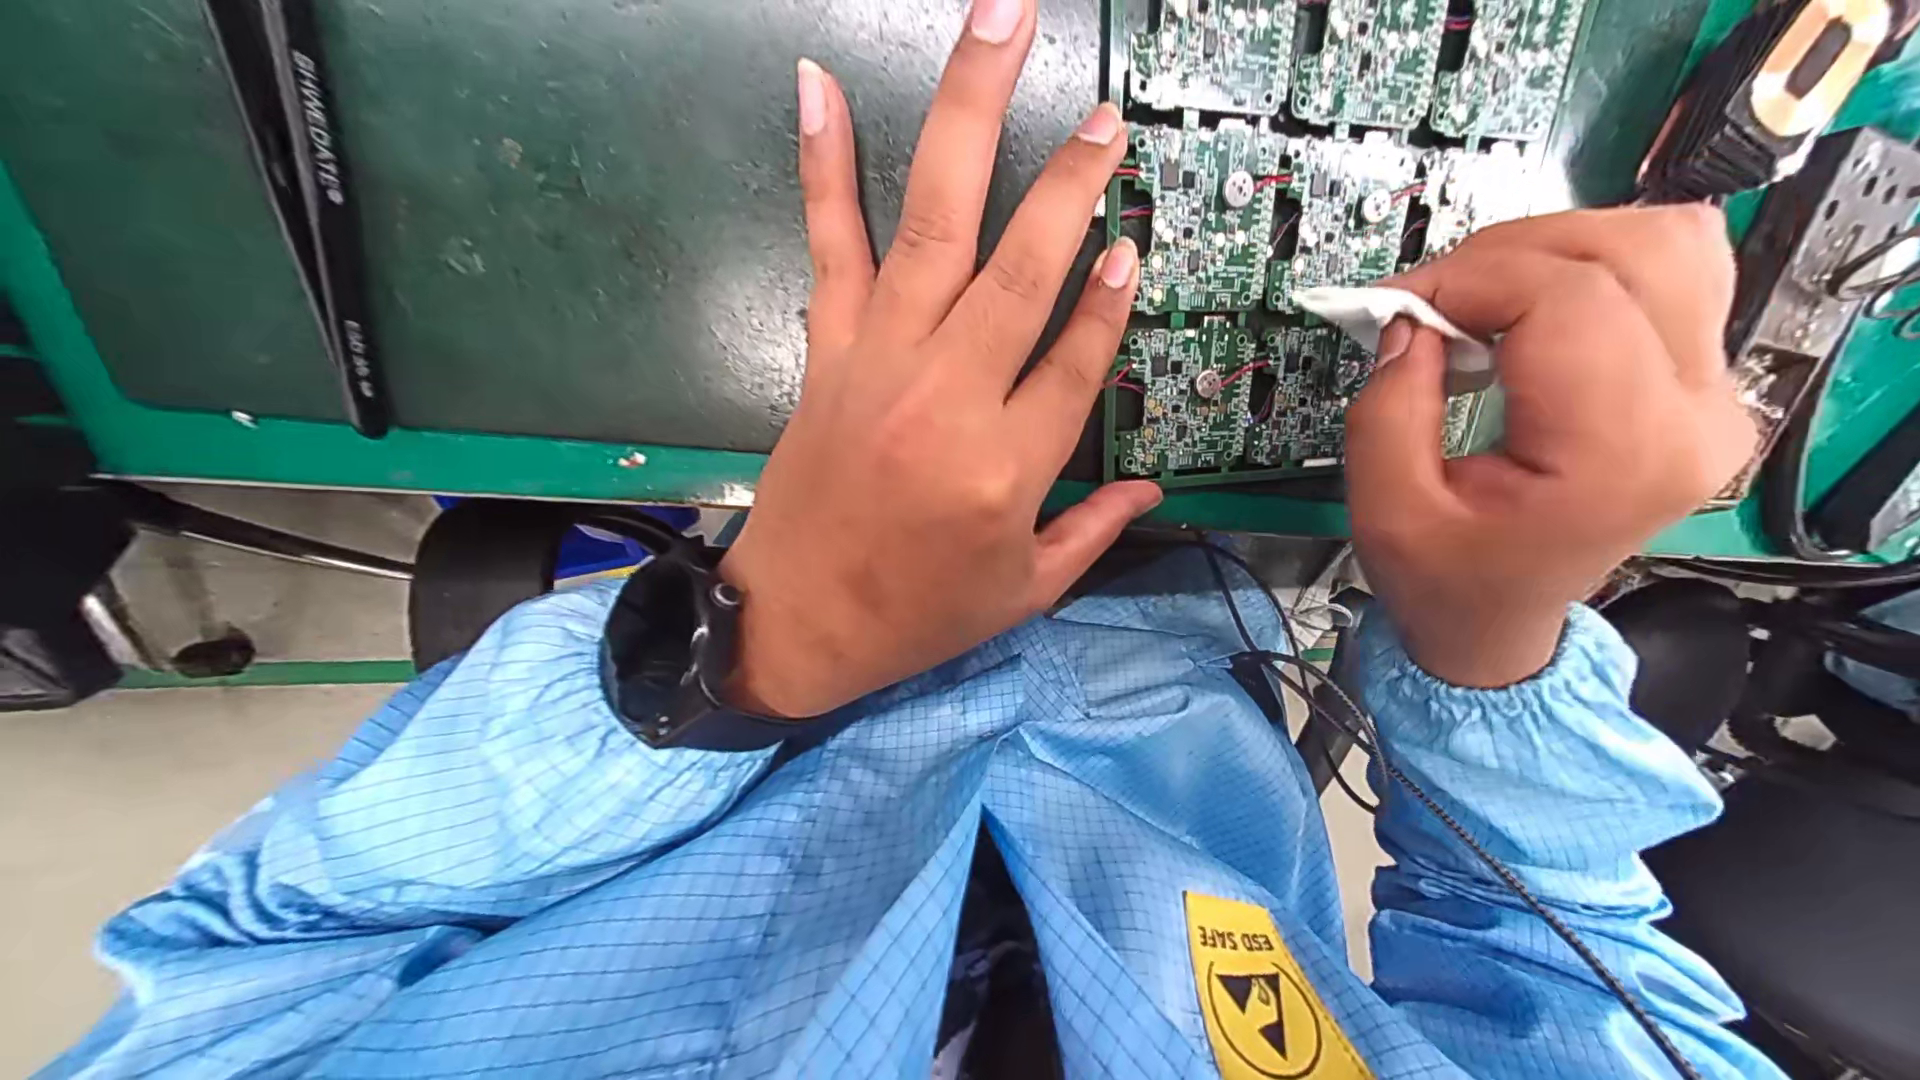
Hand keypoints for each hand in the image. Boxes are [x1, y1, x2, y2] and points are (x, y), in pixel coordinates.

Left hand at [716, 2, 1161, 717]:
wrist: (799, 624)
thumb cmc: (918, 617)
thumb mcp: (1023, 593)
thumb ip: (1094, 533)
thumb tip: (1153, 489)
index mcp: (1012, 467)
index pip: (1080, 361)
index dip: (1109, 303)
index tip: (1130, 245)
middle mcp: (951, 398)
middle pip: (1022, 271)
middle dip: (1069, 186)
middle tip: (1102, 120)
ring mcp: (881, 364)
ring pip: (936, 226)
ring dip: (969, 118)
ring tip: (1001, 23)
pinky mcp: (827, 355)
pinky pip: (830, 249)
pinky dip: (824, 166)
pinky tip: (820, 86)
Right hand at [1343, 206, 1756, 686]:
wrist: (1495, 623)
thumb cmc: (1441, 581)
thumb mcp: (1383, 510)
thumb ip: (1387, 411)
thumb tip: (1406, 326)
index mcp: (1617, 453)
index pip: (1569, 300)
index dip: (1468, 280)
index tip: (1391, 307)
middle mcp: (1692, 415)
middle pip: (1639, 249)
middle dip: (1508, 253)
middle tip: (1426, 299)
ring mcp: (1709, 398)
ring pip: (1667, 245)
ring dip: (1550, 252)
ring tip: (1470, 298)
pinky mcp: (1692, 390)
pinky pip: (1662, 281)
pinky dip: (1576, 273)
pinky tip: (1513, 314)